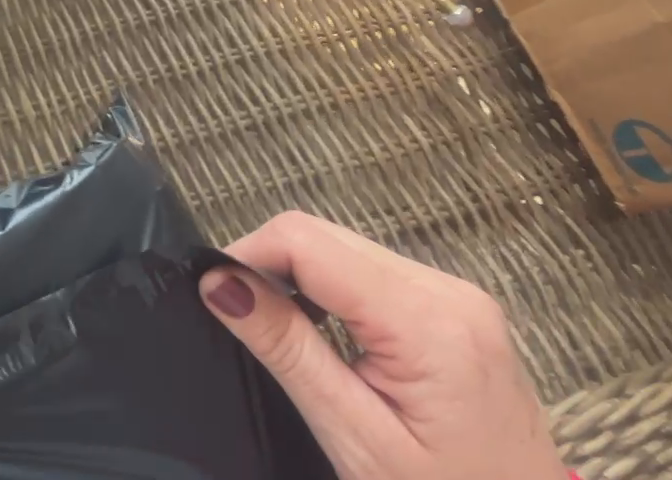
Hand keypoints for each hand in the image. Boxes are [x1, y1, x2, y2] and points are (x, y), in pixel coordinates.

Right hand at [197, 212, 567, 479]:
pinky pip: (365, 266)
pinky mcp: (454, 304)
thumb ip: (287, 349)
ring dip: (294, 274)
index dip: (247, 254)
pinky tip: (319, 329)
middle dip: (267, 264)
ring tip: (279, 332)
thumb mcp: (354, 438)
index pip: (306, 241)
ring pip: (339, 244)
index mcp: (427, 320)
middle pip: (322, 234)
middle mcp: (446, 287)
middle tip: (241, 319)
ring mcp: (455, 292)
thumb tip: (216, 279)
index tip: (216, 297)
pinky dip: (324, 284)